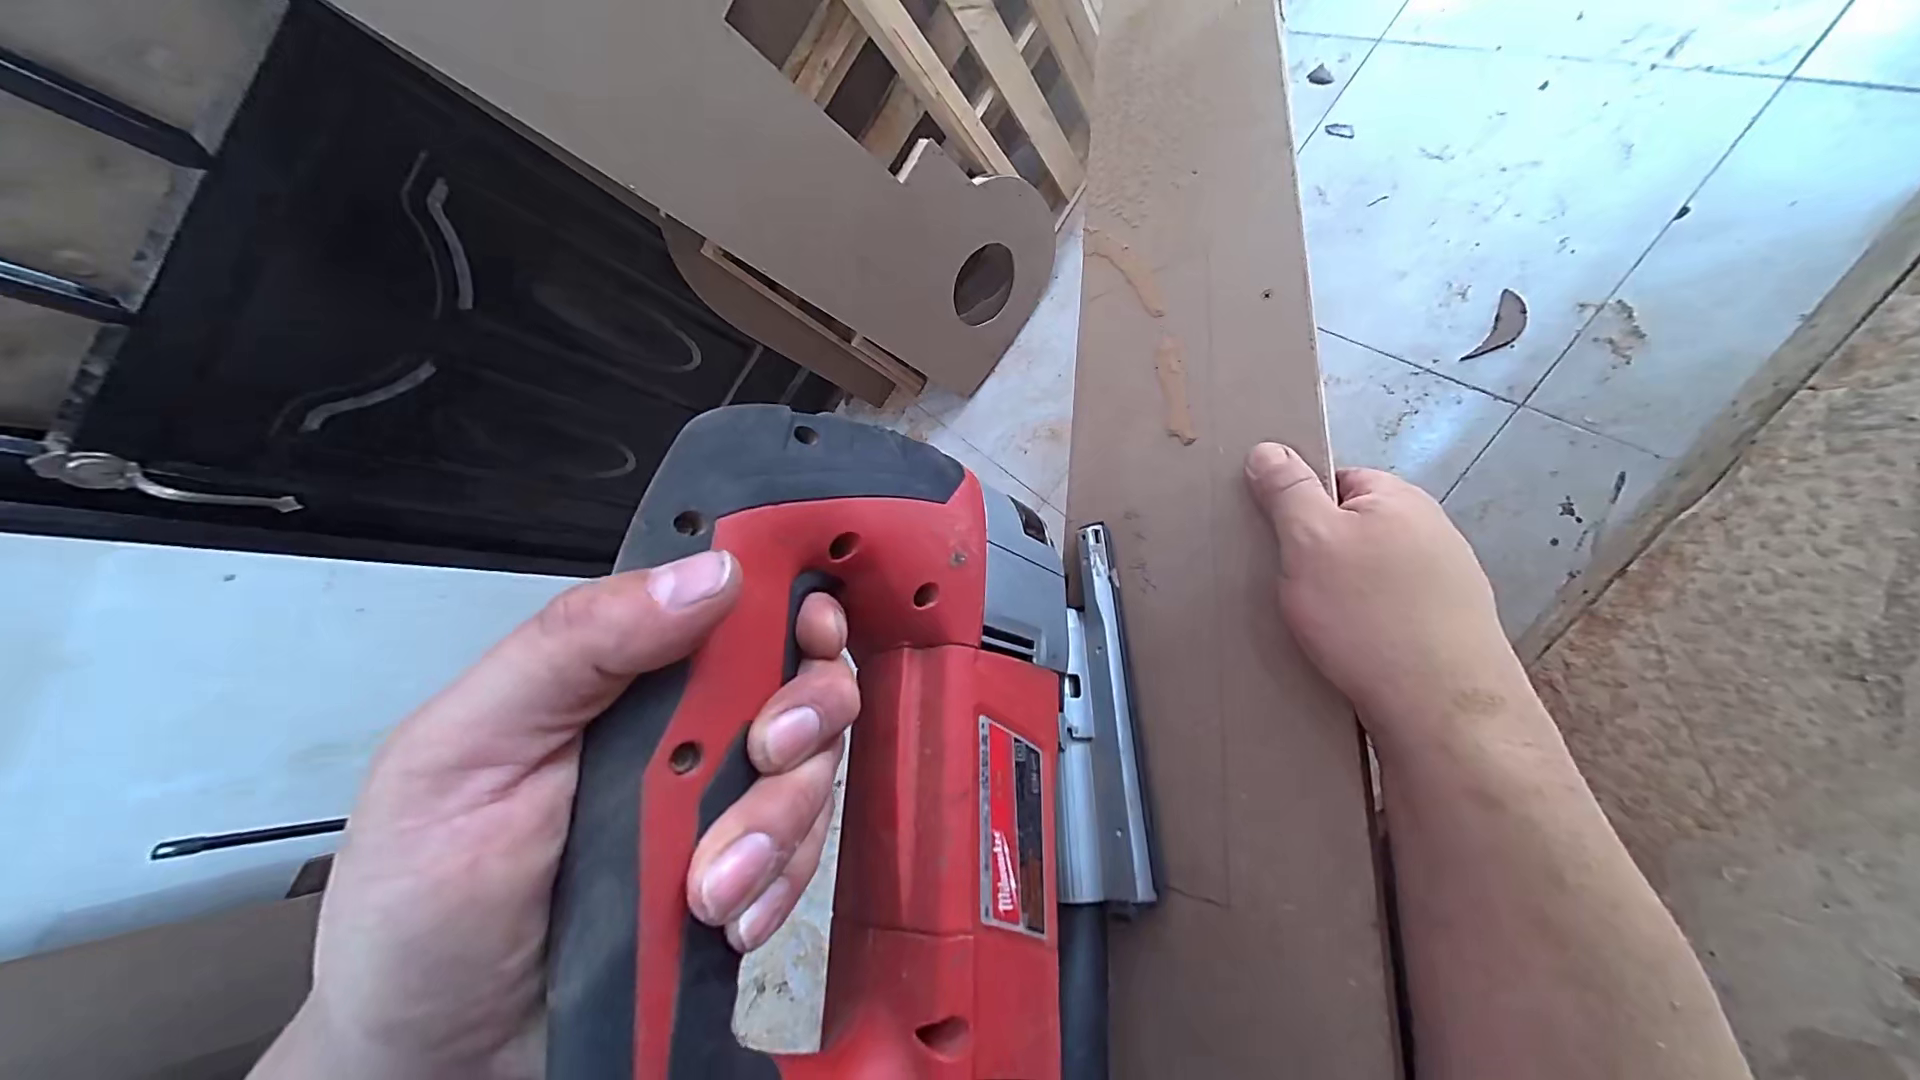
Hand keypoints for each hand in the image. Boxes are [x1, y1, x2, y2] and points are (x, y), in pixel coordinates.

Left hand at [252, 550, 857, 1078]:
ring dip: (780, 823)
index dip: (796, 604)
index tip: (812, 632)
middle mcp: (698, 721)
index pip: (742, 606)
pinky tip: (725, 917)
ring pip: (816, 770)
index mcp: (638, 669)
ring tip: (709, 886)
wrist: (444, 1053)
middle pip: (808, 680)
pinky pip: (806, 854)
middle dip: (809, 713)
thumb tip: (710, 574)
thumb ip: (580, 644)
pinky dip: (778, 884)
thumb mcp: (472, 747)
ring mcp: (730, 796)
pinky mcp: (754, 866)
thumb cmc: (428, 892)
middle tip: (768, 755)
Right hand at [1242, 443, 1526, 745]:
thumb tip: (1268, 447)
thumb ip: (1288, 491)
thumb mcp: (1310, 541)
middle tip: (1288, 584)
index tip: (1276, 541)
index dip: (1297, 505)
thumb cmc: (1366, 614)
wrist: (1441, 709)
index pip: (1333, 478)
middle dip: (1314, 551)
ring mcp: (1446, 579)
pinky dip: (1362, 617)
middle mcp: (1430, 529)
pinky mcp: (1447, 624)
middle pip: (1350, 525)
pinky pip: (1387, 605)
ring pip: (1367, 569)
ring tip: (1315, 621)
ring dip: (1337, 587)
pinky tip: (1348, 644)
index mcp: (1398, 498)